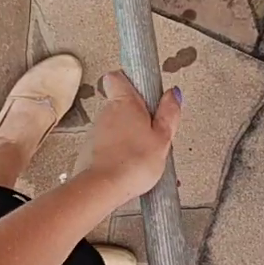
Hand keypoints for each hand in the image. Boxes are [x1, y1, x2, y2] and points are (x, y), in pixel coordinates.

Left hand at [78, 70, 180, 199]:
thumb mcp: (162, 138)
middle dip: (135, 114)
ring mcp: (95, 131)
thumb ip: (169, 113)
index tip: (145, 91)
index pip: (118, 76)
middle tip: (152, 131)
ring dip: (127, 134)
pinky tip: (129, 164)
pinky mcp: (89, 149)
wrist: (102, 188)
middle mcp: (106, 112)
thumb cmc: (132, 162)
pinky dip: (117, 150)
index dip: (130, 81)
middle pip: (120, 103)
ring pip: (114, 125)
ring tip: (142, 153)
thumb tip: (173, 93)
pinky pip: (107, 144)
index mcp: (124, 102)